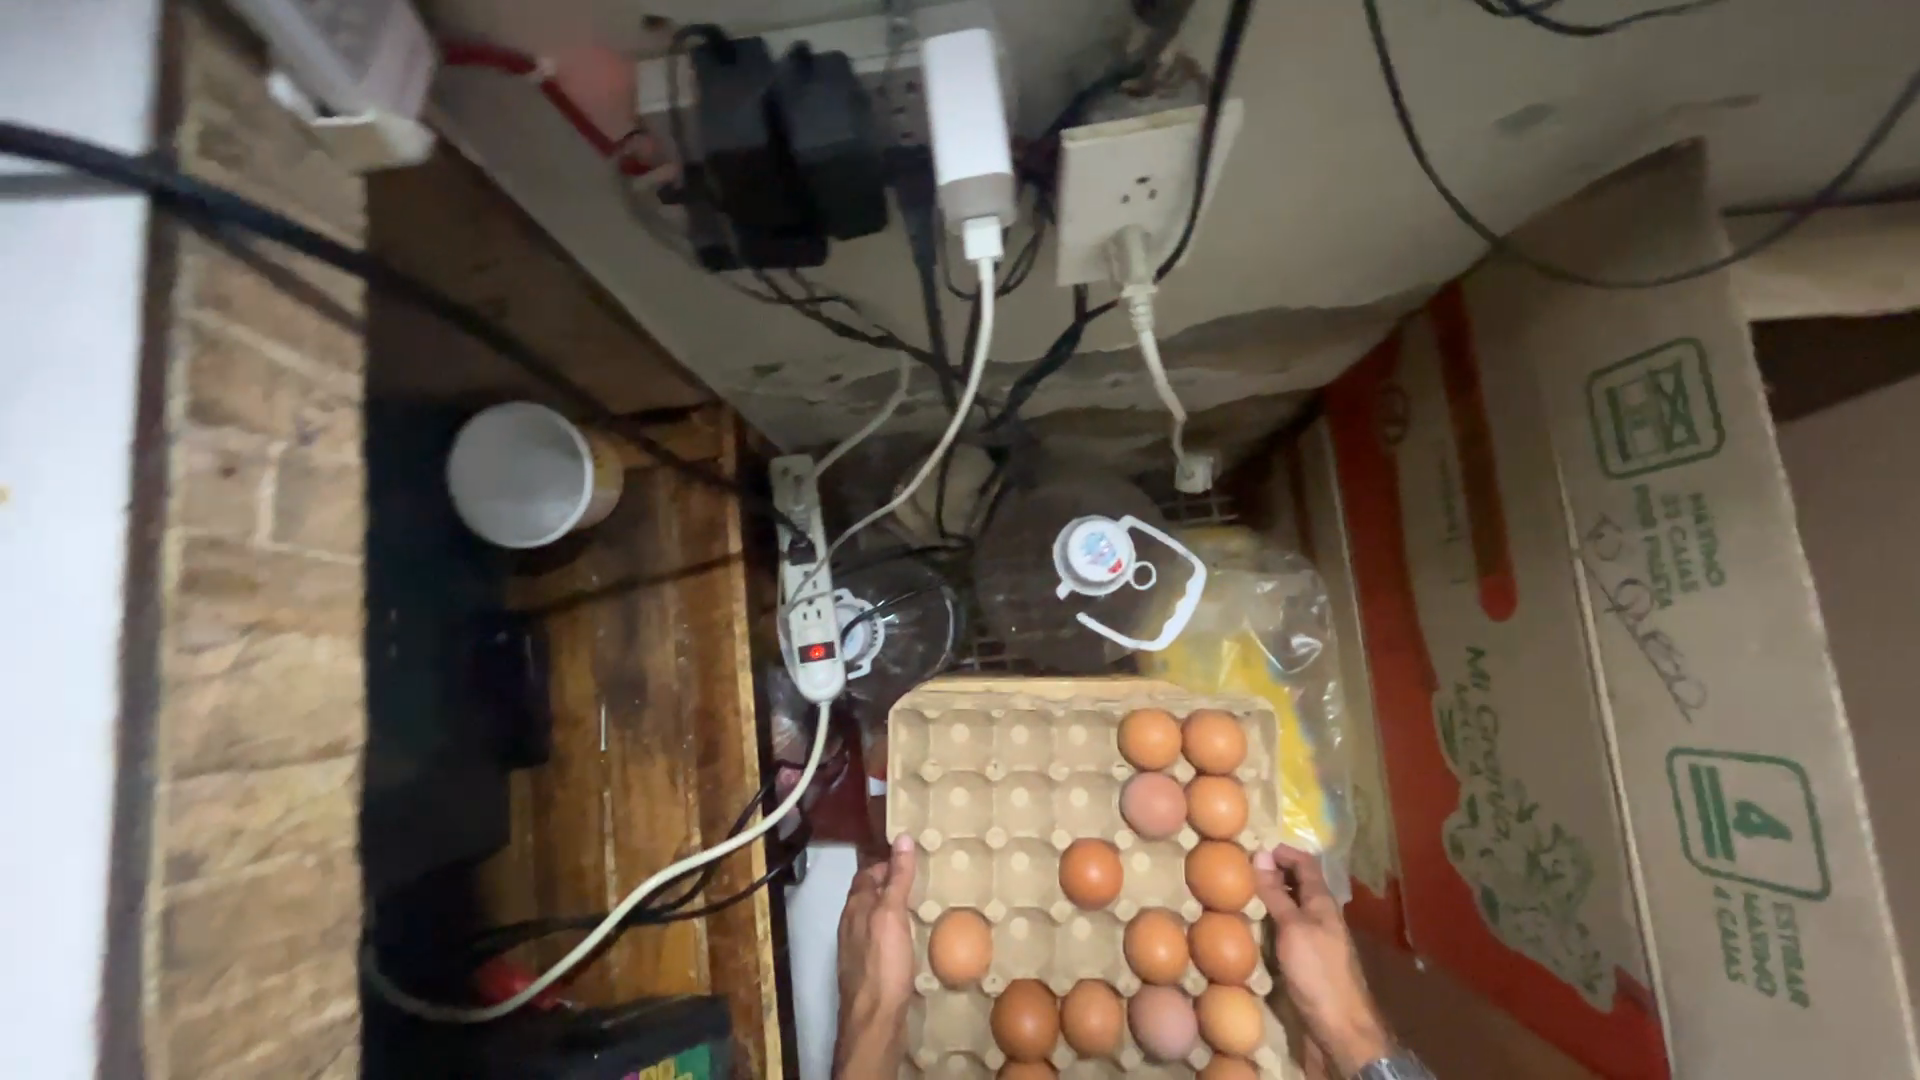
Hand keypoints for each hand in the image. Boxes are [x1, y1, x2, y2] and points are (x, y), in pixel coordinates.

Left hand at [834, 834, 917, 1076]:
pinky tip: (910, 940)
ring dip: (891, 910)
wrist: (874, 1020)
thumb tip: (902, 837)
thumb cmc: (882, 962)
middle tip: (919, 881)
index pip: (866, 874)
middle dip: (889, 885)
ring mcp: (857, 949)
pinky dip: (893, 933)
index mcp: (854, 907)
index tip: (909, 859)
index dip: (885, 863)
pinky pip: (879, 941)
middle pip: (868, 895)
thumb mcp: (892, 913)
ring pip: (873, 919)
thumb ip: (897, 877)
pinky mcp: (867, 970)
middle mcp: (851, 924)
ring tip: (918, 906)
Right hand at [1253, 844, 1393, 1077]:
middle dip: (1271, 873)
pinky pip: (1284, 933)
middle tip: (1237, 870)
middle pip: (1297, 885)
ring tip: (1237, 895)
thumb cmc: (1318, 974)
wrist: (1341, 1032)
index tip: (1251, 847)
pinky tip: (1249, 930)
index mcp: (1322, 903)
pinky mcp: (1305, 963)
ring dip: (1267, 899)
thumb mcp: (1293, 928)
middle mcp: (1320, 917)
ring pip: (1289, 909)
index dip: (1282, 851)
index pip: (1305, 863)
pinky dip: (1267, 924)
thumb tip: (1260, 854)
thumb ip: (1276, 893)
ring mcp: (1314, 941)